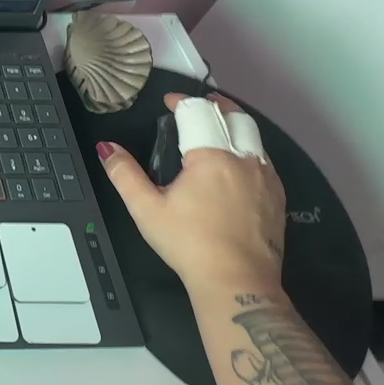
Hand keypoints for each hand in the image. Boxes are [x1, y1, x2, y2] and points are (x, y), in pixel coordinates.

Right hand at [95, 92, 286, 298]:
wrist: (238, 283)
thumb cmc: (189, 244)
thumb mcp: (145, 208)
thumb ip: (124, 173)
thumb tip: (106, 148)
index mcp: (212, 157)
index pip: (197, 112)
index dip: (180, 101)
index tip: (168, 101)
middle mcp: (244, 160)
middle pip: (234, 116)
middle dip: (213, 104)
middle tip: (193, 104)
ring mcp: (266, 178)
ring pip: (254, 135)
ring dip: (233, 123)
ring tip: (213, 126)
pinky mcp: (277, 197)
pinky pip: (264, 158)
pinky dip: (247, 146)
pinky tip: (233, 160)